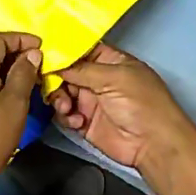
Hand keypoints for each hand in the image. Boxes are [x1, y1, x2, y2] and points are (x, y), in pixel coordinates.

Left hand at [0, 32, 41, 190]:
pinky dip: (0, 81)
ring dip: (9, 68)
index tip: (43, 47)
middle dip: (16, 53)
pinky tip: (16, 91)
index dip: (21, 39)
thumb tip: (32, 53)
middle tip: (40, 63)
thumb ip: (24, 73)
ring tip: (32, 77)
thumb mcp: (15, 101)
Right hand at [50, 44, 195, 172]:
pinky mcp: (84, 122)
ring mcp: (90, 101)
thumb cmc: (141, 103)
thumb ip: (82, 69)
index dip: (63, 50)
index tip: (44, 53)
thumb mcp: (114, 78)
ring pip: (62, 93)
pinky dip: (66, 117)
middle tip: (50, 85)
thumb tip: (55, 63)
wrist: (151, 144)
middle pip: (67, 72)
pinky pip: (65, 115)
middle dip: (56, 78)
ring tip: (66, 107)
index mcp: (110, 62)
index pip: (82, 50)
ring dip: (59, 99)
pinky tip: (77, 122)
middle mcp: (98, 79)